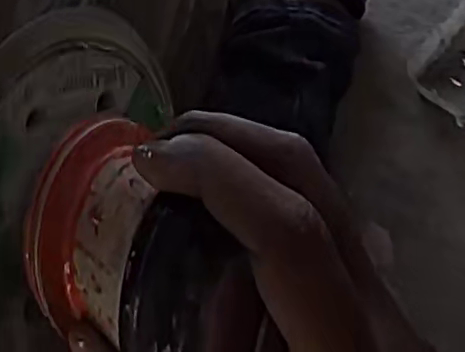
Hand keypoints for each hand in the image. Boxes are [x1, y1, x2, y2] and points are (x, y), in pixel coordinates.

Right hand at [132, 112, 430, 351]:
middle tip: (155, 146)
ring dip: (234, 158)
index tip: (144, 161)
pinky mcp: (377, 298)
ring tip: (177, 173)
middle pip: (300, 170)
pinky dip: (254, 197)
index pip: (288, 229)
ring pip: (310, 180)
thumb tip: (78, 331)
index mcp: (345, 350)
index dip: (211, 173)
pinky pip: (311, 213)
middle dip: (217, 135)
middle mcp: (380, 312)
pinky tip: (218, 233)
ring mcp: (385, 298)